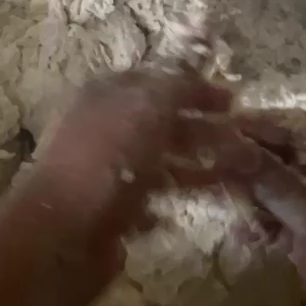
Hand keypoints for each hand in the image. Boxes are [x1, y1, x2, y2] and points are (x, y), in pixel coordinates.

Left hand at [0, 67, 231, 305]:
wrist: (61, 237)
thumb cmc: (107, 162)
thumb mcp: (147, 109)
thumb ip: (175, 85)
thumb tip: (195, 68)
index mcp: (108, 95)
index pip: (159, 82)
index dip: (197, 88)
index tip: (233, 101)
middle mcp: (106, 128)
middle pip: (163, 123)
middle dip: (205, 130)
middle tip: (244, 140)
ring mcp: (107, 172)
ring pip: (162, 161)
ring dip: (200, 165)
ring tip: (237, 175)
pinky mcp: (111, 213)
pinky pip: (152, 200)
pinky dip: (175, 200)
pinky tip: (199, 206)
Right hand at [210, 112, 305, 305]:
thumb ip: (270, 178)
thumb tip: (231, 143)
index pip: (298, 127)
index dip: (260, 126)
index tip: (222, 125)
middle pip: (290, 157)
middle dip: (254, 165)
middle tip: (215, 166)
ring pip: (287, 189)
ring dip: (258, 197)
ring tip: (224, 201)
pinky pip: (291, 218)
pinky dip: (270, 224)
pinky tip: (244, 234)